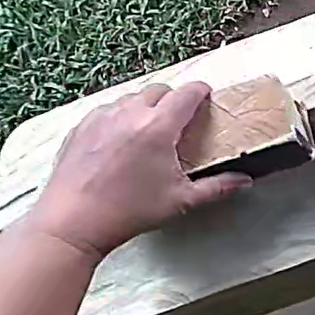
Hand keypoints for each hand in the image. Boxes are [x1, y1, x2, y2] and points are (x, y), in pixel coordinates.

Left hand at [24, 82, 250, 260]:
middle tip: (180, 118)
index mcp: (158, 127)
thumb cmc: (128, 211)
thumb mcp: (181, 200)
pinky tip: (121, 139)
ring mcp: (100, 119)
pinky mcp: (79, 129)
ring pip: (130, 98)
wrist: (71, 224)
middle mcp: (129, 114)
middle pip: (158, 89)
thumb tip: (244, 180)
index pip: (187, 93)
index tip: (207, 96)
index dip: (201, 91)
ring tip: (150, 128)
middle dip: (173, 98)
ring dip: (145, 106)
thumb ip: (217, 187)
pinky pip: (105, 110)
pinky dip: (119, 117)